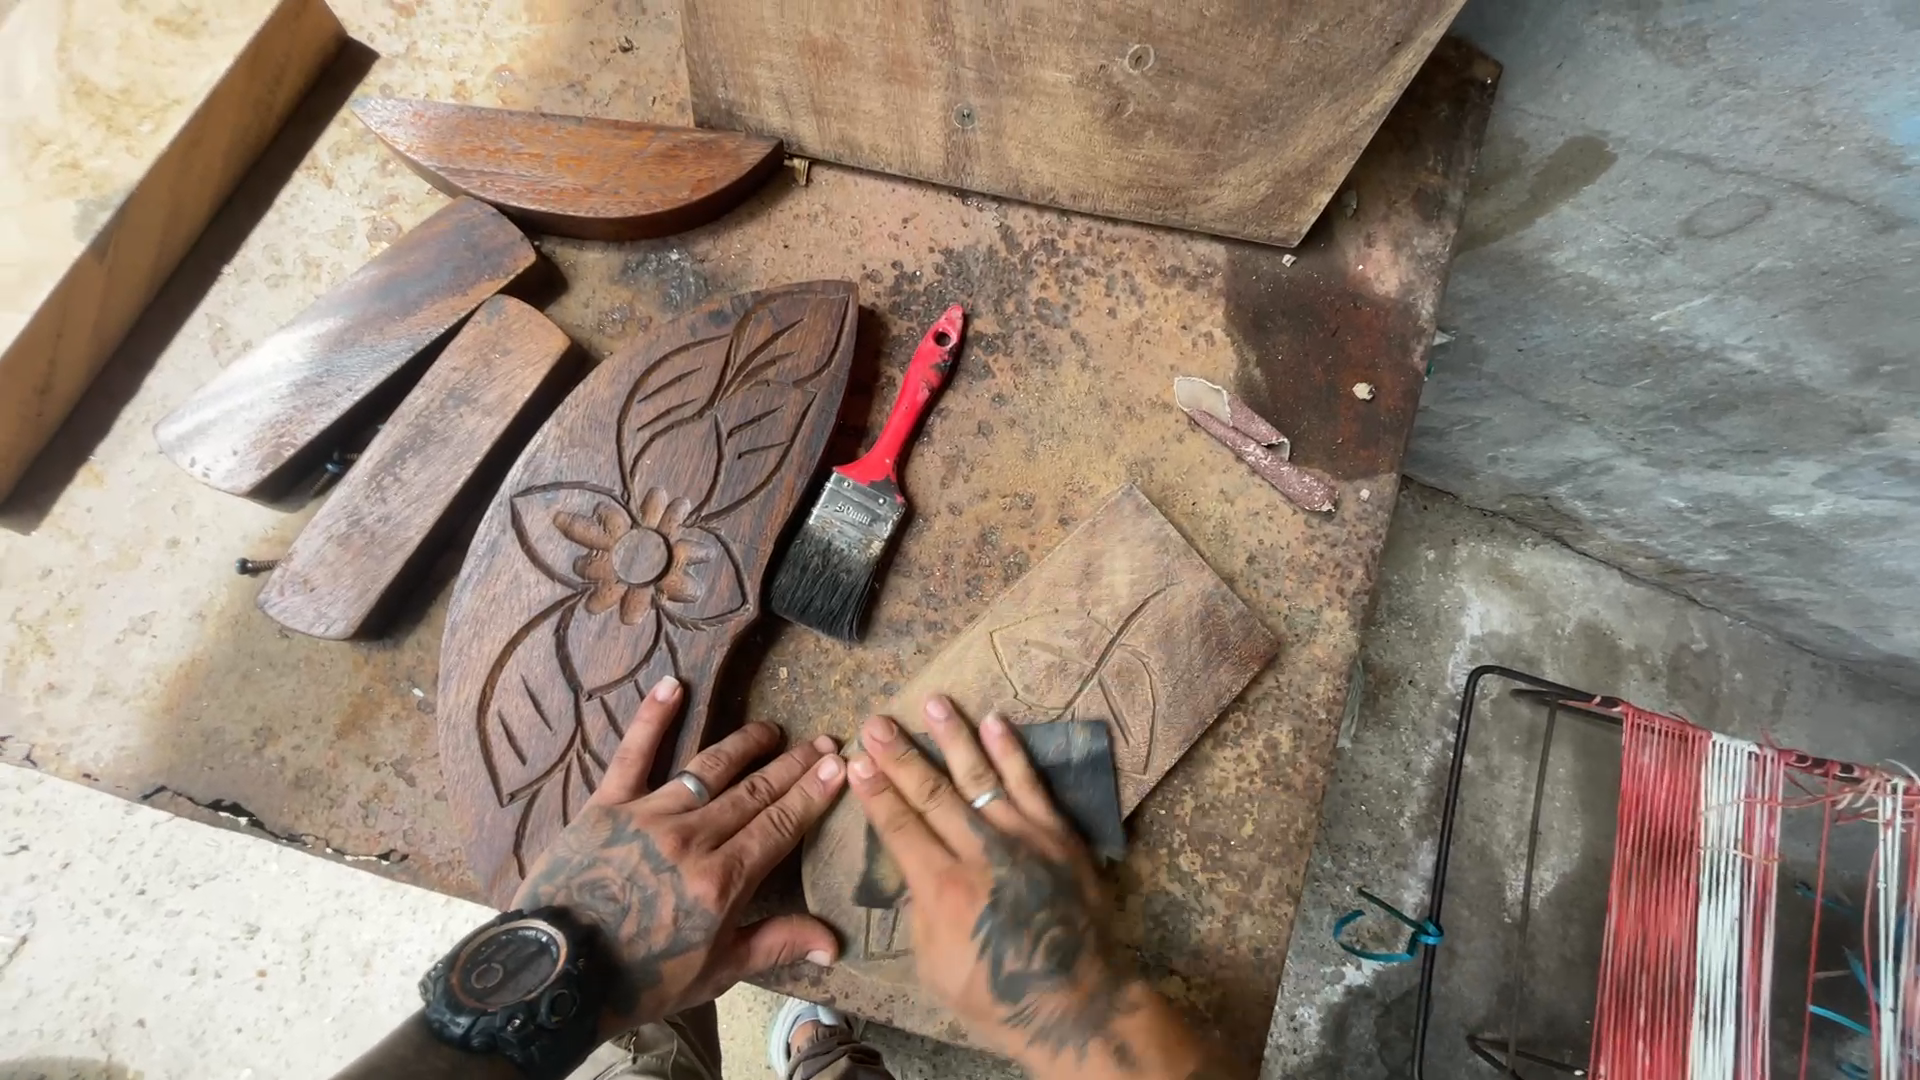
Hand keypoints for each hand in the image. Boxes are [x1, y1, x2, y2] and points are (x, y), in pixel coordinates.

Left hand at [512, 676, 847, 1034]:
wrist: (552, 980)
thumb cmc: (639, 979)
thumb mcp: (715, 972)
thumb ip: (776, 945)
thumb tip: (834, 943)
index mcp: (722, 880)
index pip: (781, 823)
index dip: (812, 792)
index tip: (838, 764)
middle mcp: (693, 838)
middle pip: (755, 790)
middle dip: (794, 764)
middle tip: (823, 741)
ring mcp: (650, 815)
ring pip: (710, 767)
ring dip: (746, 744)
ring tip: (771, 729)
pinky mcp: (608, 805)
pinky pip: (634, 754)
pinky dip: (653, 718)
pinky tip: (674, 685)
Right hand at [845, 696, 1170, 1074]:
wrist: (1079, 1002)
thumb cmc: (998, 993)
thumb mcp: (934, 965)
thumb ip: (919, 907)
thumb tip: (912, 860)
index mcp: (945, 890)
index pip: (901, 828)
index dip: (877, 793)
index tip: (858, 761)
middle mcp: (981, 853)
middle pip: (933, 793)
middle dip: (901, 756)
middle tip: (877, 723)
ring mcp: (1023, 836)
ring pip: (980, 775)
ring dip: (954, 737)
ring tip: (934, 702)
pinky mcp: (1057, 832)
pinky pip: (1031, 783)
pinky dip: (1012, 751)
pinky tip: (995, 720)